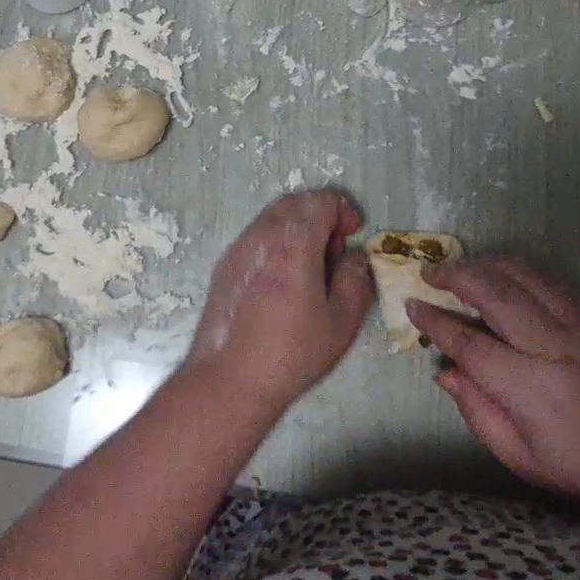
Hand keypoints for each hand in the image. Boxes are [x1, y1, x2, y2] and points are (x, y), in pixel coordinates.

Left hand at [186, 190, 374, 408]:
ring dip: (296, 230)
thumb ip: (356, 279)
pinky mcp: (224, 268)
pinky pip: (255, 239)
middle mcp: (260, 237)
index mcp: (292, 244)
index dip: (343, 210)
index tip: (353, 234)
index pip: (320, 201)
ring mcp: (237, 250)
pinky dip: (276, 245)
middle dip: (320, 217)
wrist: (229, 378)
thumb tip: (355, 256)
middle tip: (334, 252)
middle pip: (293, 203)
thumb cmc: (292, 352)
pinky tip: (283, 284)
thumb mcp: (341, 320)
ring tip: (311, 271)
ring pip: (271, 219)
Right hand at [408, 256, 579, 513]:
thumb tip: (445, 372)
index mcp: (530, 388)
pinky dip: (521, 268)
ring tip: (459, 264)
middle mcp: (553, 348)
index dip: (435, 322)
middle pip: (495, 294)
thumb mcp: (522, 458)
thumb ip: (478, 412)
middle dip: (456, 276)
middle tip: (428, 273)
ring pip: (525, 277)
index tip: (412, 307)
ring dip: (487, 263)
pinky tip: (503, 269)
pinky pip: (552, 282)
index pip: (469, 342)